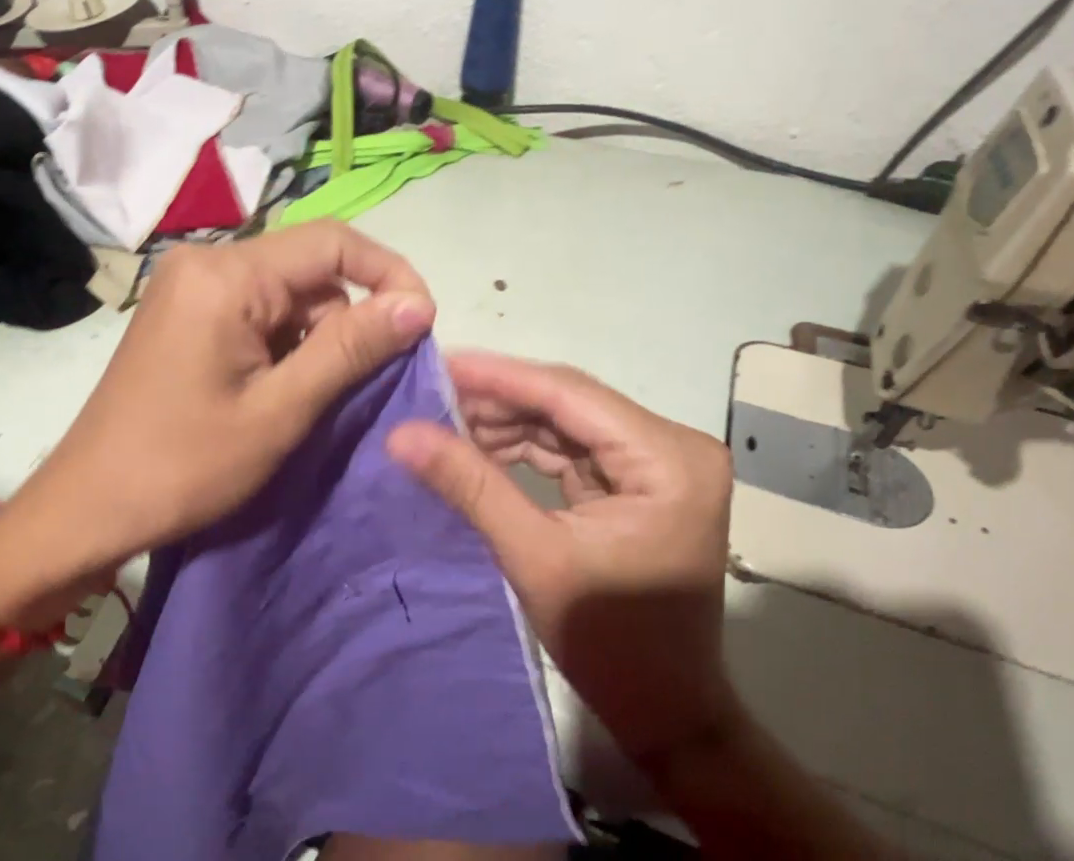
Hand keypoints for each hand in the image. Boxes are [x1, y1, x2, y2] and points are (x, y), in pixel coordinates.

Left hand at [0, 221, 435, 628]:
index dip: (389, 275)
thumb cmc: (184, 465)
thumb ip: (349, 350)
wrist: (90, 506)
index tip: (422, 325)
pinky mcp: (183, 313)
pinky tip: (281, 391)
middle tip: (364, 383)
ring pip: (285, 293)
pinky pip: (254, 310)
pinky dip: (283, 344)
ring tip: (313, 399)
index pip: (332, 242)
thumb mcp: (279, 411)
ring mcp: (188, 286)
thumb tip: (419, 304)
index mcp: (225, 275)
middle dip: (349, 318)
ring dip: (316, 337)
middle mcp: (205, 262)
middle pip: (308, 267)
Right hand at [386, 353, 738, 768]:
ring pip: (568, 424)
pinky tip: (478, 448)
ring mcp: (659, 467)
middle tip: (428, 397)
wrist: (665, 711)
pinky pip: (575, 452)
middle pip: (571, 404)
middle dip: (499, 401)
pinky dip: (527, 451)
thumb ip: (471, 486)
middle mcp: (673, 448)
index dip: (499, 377)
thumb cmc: (610, 641)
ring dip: (508, 425)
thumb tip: (401, 434)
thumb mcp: (534, 557)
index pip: (571, 394)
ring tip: (443, 424)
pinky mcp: (640, 486)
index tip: (436, 362)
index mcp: (668, 458)